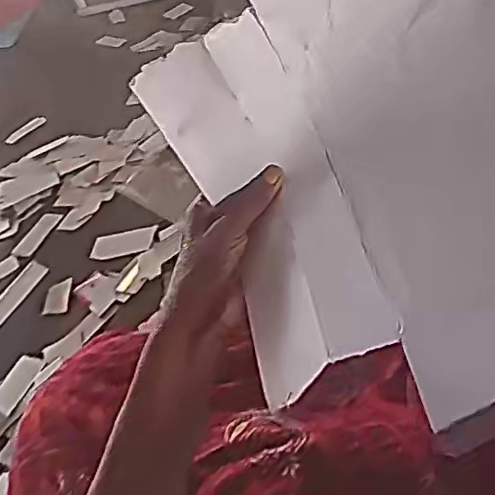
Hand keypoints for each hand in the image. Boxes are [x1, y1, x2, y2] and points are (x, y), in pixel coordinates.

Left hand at [155, 165, 282, 365]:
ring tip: (299, 211)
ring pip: (266, 225)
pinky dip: (284, 242)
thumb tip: (271, 177)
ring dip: (279, 223)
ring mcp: (239, 246)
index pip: (236, 185)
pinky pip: (274, 246)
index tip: (281, 169)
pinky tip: (294, 237)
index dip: (257, 177)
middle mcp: (222, 228)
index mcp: (206, 212)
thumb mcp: (225, 230)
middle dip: (273, 199)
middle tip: (295, 188)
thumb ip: (249, 203)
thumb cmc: (194, 282)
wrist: (202, 325)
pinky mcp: (254, 263)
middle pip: (254, 205)